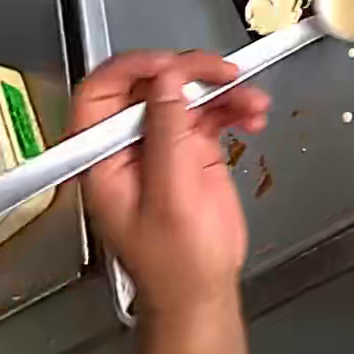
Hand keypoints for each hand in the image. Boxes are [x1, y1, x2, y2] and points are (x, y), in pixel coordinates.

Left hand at [71, 51, 268, 318]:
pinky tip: (252, 115)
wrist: (203, 290)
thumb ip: (166, 133)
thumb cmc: (174, 263)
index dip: (134, 67)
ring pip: (185, 90)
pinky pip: (210, 108)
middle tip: (222, 72)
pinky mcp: (190, 143)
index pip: (101, 90)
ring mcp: (161, 139)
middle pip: (149, 82)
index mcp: (102, 154)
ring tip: (250, 101)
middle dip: (188, 71)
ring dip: (221, 89)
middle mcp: (127, 140)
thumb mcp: (168, 196)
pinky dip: (234, 106)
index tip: (172, 64)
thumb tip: (167, 79)